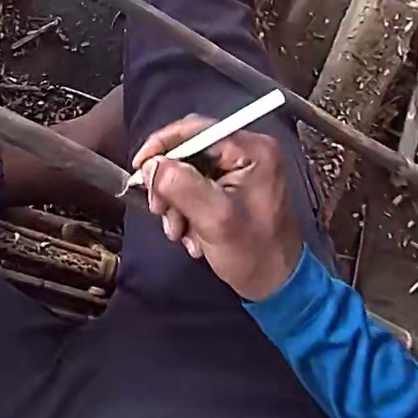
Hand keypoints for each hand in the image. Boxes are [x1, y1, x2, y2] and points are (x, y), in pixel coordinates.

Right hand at [132, 115, 304, 300]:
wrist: (277, 287)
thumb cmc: (256, 255)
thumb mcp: (217, 220)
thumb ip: (183, 187)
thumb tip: (152, 166)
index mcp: (252, 151)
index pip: (195, 129)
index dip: (162, 144)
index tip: (140, 166)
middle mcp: (247, 152)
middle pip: (187, 150)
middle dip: (167, 180)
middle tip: (158, 207)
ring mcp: (239, 169)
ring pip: (186, 169)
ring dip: (173, 199)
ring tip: (177, 229)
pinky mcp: (231, 184)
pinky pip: (193, 184)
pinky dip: (183, 207)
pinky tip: (189, 231)